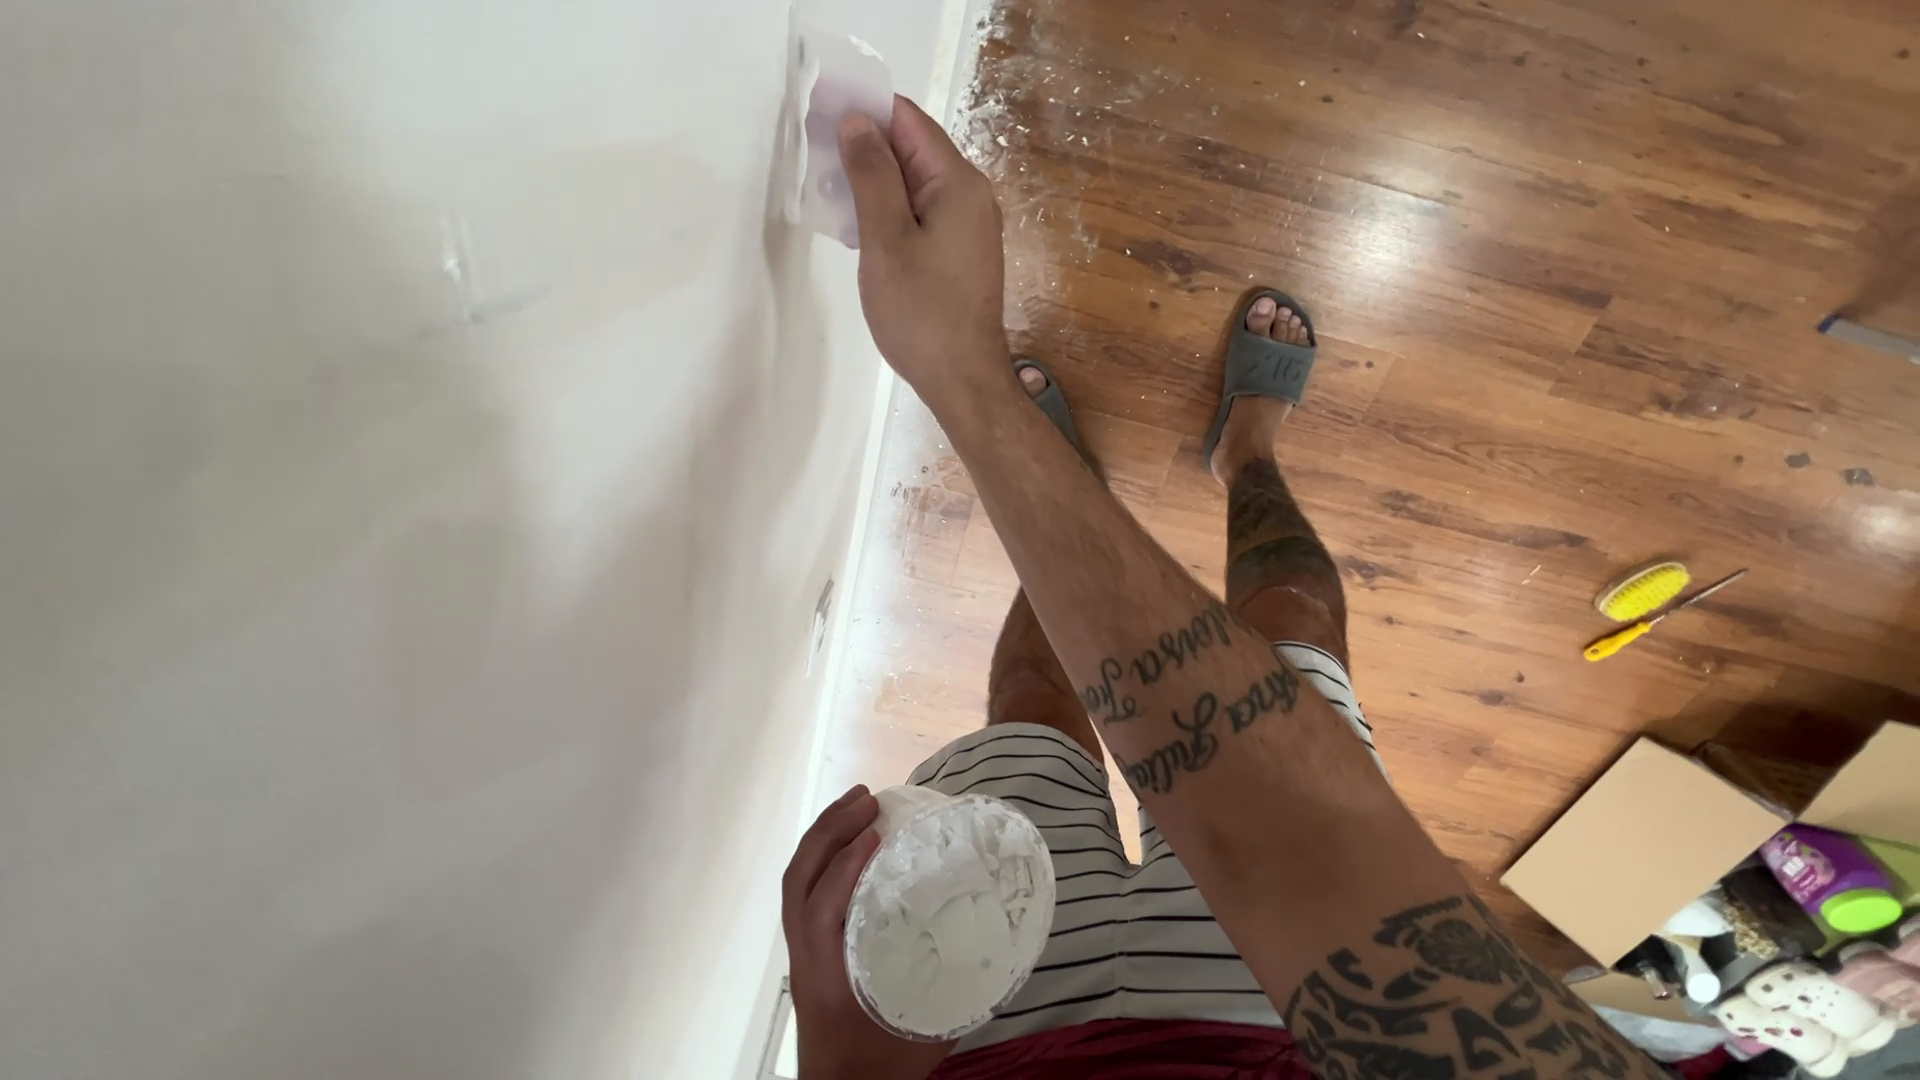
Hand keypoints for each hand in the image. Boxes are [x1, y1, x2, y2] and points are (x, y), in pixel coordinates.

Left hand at [782, 784, 955, 1079]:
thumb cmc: (883, 1069)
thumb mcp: (924, 1028)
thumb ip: (952, 981)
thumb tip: (988, 928)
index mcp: (827, 978)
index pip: (821, 911)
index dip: (844, 867)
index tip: (877, 833)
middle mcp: (804, 959)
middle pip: (799, 883)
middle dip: (829, 832)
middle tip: (867, 799)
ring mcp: (799, 951)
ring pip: (796, 882)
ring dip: (823, 835)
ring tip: (855, 802)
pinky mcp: (804, 948)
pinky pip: (803, 888)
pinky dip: (821, 853)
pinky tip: (847, 838)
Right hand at [839, 97, 1011, 408]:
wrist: (963, 380)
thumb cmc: (922, 314)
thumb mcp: (886, 240)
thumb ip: (871, 175)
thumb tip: (858, 120)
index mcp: (958, 184)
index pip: (909, 121)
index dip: (865, 109)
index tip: (820, 113)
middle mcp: (973, 198)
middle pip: (914, 151)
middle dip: (866, 147)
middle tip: (816, 158)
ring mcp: (971, 229)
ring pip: (916, 187)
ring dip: (875, 184)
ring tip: (831, 196)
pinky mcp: (963, 256)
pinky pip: (924, 217)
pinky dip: (892, 214)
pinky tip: (862, 231)